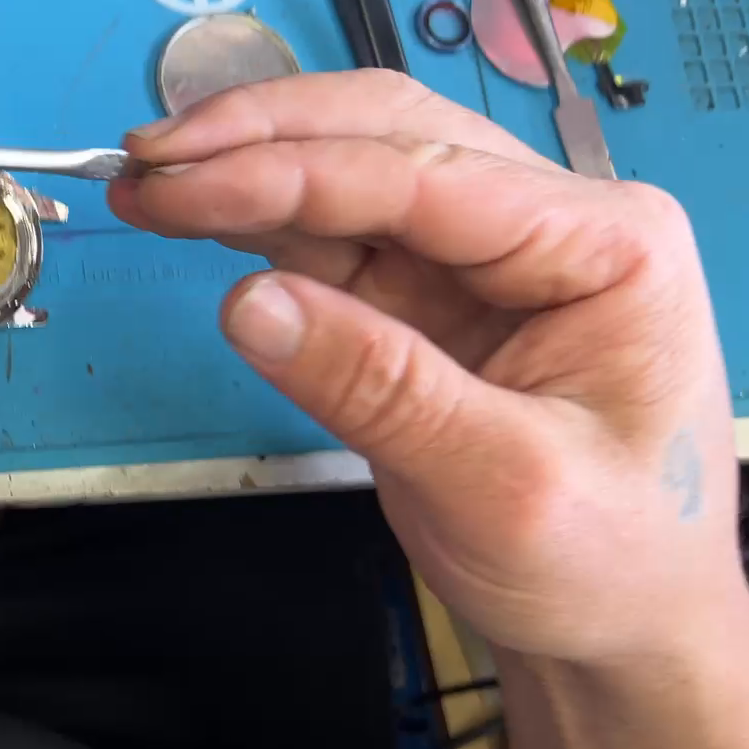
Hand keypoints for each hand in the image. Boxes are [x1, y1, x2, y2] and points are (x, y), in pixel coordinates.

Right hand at [112, 71, 748, 664]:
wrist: (606, 616)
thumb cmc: (594, 558)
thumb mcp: (500, 484)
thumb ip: (374, 385)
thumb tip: (242, 301)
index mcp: (594, 242)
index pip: (415, 176)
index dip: (280, 173)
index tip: (168, 186)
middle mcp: (527, 220)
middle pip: (376, 133)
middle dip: (252, 136)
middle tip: (144, 157)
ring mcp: (455, 252)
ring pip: (333, 166)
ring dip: (232, 165)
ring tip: (142, 180)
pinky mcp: (396, 289)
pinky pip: (308, 228)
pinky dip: (239, 216)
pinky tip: (185, 210)